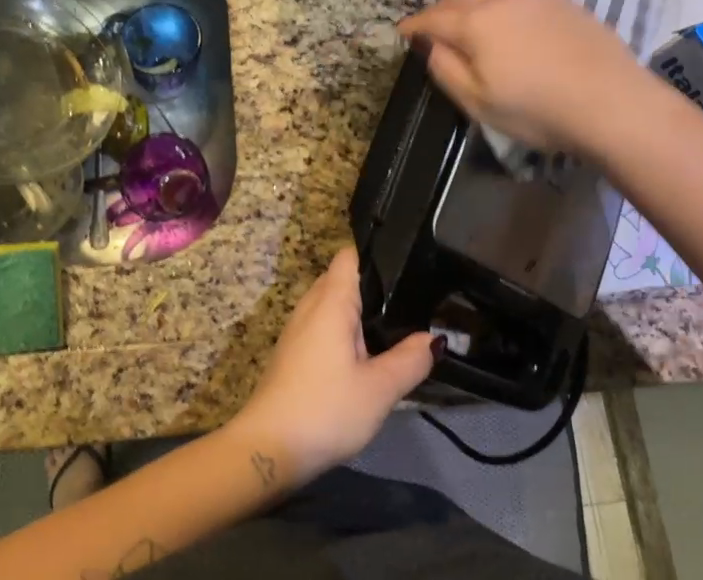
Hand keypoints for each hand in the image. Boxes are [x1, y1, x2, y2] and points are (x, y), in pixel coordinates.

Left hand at [230, 249, 435, 485]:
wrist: (267, 450)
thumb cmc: (325, 409)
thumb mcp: (379, 389)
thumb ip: (410, 359)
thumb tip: (435, 339)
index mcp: (331, 302)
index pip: (350, 256)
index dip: (377, 254)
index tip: (409, 263)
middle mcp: (310, 307)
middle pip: (342, 280)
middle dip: (374, 286)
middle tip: (415, 300)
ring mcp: (298, 331)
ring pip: (333, 307)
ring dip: (360, 314)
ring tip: (398, 327)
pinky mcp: (294, 354)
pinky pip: (324, 328)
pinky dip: (345, 333)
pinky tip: (367, 356)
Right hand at [398, 0, 657, 153]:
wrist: (613, 102)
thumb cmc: (537, 109)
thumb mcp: (478, 101)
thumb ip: (445, 68)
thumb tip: (430, 44)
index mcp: (474, 21)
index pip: (431, 17)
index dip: (413, 25)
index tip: (401, 32)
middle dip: (441, 13)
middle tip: (434, 31)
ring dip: (472, 4)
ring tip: (470, 23)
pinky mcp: (562, 0)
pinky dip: (503, 3)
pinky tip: (510, 20)